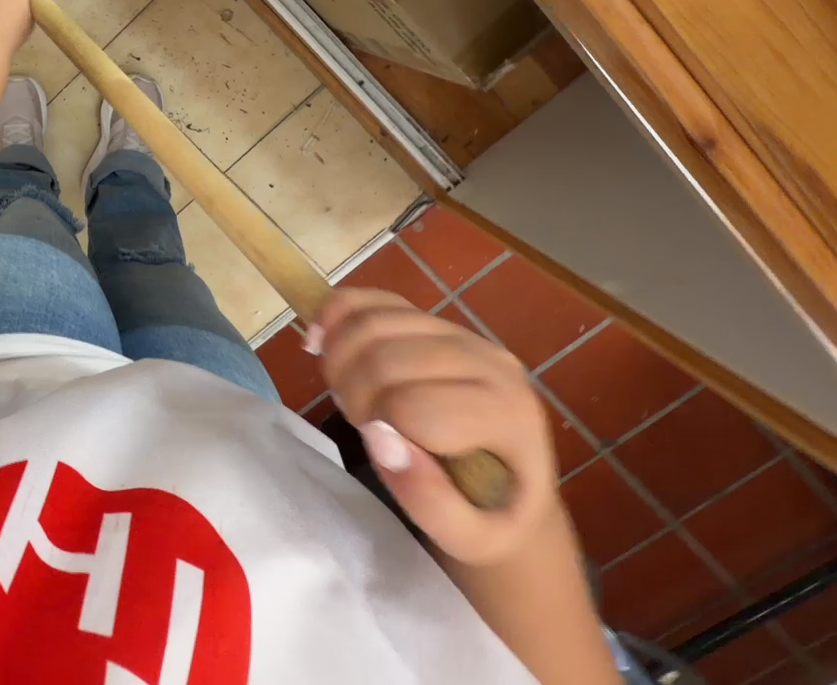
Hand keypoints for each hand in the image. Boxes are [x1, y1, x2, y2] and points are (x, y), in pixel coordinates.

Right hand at [313, 288, 562, 566]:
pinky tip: (323, 340)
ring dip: (339, 357)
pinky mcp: (436, 321)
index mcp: (506, 417)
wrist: (513, 490)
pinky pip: (373, 300)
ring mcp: (464, 334)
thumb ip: (429, 500)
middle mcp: (491, 363)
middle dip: (352, 392)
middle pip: (385, 357)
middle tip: (356, 420)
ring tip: (349, 391)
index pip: (412, 405)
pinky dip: (335, 313)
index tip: (381, 450)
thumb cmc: (489, 517)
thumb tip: (381, 438)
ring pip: (372, 322)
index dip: (376, 428)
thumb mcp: (467, 537)